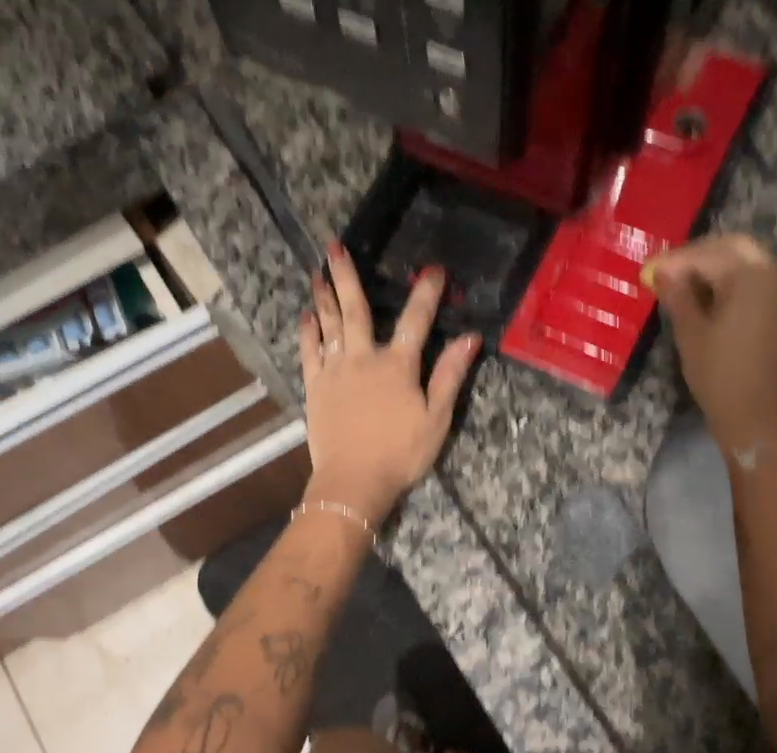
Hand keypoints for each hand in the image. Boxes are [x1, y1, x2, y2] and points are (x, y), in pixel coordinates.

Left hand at [299, 242, 481, 523]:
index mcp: (397, 366)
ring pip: (328, 325)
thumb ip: (449, 376)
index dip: (426, 293)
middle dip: (346, 275)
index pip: (416, 320)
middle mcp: (363, 359)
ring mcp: (335, 372)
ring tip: (317, 272)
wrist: (353, 481)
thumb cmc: (401, 454)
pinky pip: (310, 353)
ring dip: (323, 296)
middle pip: (355, 309)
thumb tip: (469, 339)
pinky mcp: (315, 388)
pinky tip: (307, 316)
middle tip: (334, 246)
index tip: (433, 268)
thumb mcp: (436, 418)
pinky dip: (308, 332)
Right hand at [644, 235, 776, 448]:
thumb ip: (677, 296)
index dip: (674, 260)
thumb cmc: (719, 374)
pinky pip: (751, 282)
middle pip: (732, 248)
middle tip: (666, 272)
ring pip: (743, 263)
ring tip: (679, 285)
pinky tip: (702, 298)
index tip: (647, 270)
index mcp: (749, 277)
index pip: (707, 254)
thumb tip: (662, 273)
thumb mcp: (691, 332)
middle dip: (697, 256)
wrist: (755, 414)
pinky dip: (727, 282)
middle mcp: (770, 275)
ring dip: (712, 268)